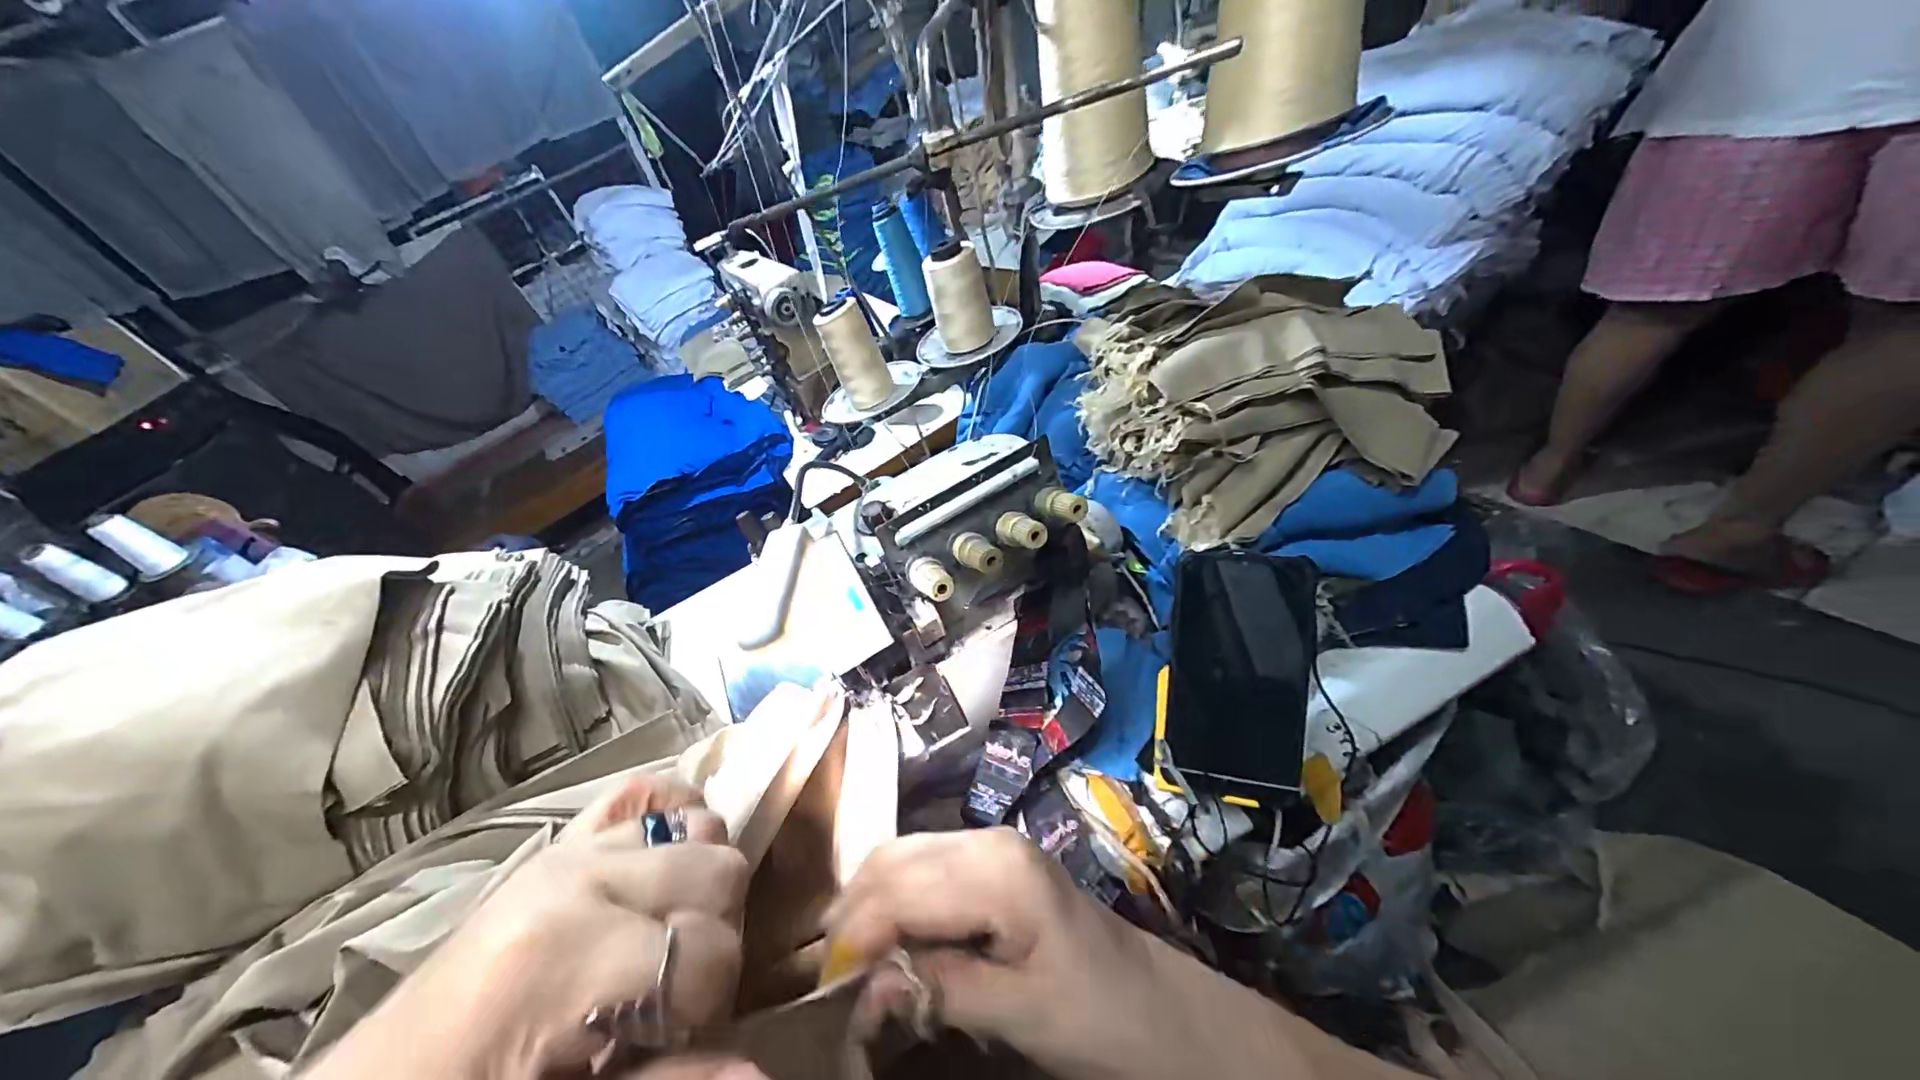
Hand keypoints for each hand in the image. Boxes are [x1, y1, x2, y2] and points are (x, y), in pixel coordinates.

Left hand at [308, 776, 760, 1079]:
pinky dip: (674, 827)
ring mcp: (569, 846)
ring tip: (659, 943)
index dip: (708, 1007)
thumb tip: (759, 1072)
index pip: (709, 950)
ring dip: (698, 888)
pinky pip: (649, 796)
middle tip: (669, 995)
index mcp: (564, 955)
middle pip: (719, 872)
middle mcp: (575, 877)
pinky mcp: (563, 840)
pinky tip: (658, 881)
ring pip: (702, 827)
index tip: (670, 1039)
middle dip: (713, 939)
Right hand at [824, 828, 1172, 1079]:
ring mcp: (991, 844)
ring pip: (902, 856)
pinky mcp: (992, 859)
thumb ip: (939, 990)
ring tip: (852, 961)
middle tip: (832, 977)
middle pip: (894, 860)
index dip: (856, 936)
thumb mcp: (1019, 1013)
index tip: (830, 988)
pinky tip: (889, 936)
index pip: (901, 890)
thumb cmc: (1096, 1013)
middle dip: (854, 914)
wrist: (1156, 1002)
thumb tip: (865, 988)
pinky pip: (924, 865)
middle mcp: (988, 841)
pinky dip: (895, 897)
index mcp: (999, 872)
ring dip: (869, 903)